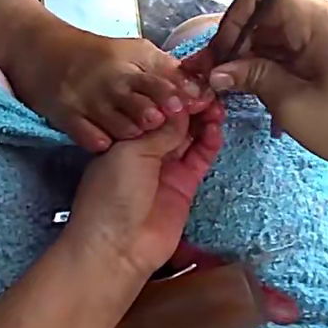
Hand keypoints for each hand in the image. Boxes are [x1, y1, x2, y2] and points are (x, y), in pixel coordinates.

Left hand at [63, 104, 223, 279]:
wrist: (118, 247)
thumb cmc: (112, 196)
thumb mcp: (132, 153)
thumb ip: (161, 130)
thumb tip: (184, 105)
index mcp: (125, 136)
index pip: (152, 109)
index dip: (172, 95)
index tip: (191, 80)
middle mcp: (145, 149)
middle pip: (174, 120)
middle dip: (191, 103)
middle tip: (209, 89)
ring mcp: (166, 167)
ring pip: (190, 136)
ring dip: (203, 119)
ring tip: (216, 104)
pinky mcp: (184, 184)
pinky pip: (200, 157)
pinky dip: (209, 141)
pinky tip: (216, 126)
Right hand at [179, 0, 327, 177]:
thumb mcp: (294, 105)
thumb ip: (252, 78)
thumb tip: (219, 70)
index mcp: (326, 18)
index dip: (232, 21)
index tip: (220, 54)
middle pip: (273, 12)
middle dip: (243, 43)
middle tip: (221, 77)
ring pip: (287, 29)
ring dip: (261, 55)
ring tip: (244, 89)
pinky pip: (306, 41)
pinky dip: (284, 61)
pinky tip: (272, 88)